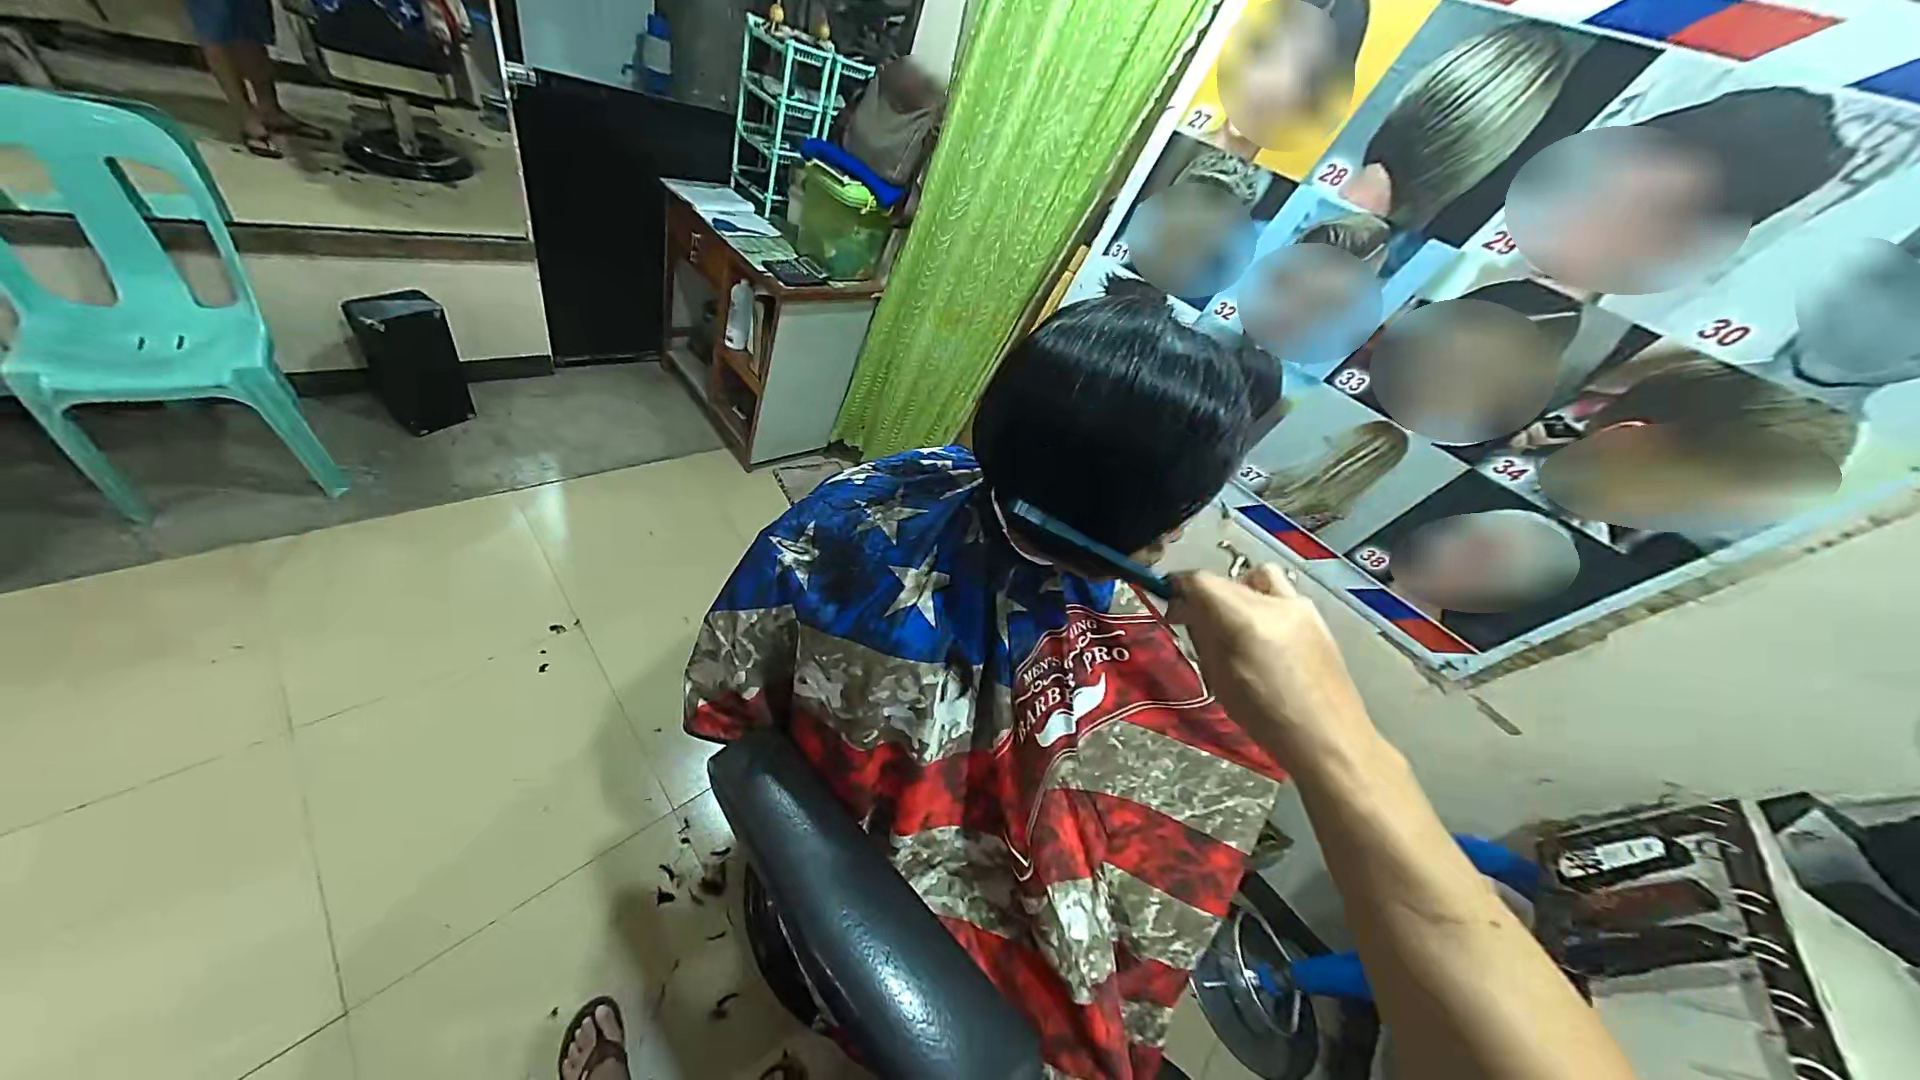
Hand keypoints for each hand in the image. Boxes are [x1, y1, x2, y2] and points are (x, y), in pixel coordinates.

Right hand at [1169, 564, 1376, 774]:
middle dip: (1204, 596)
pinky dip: (1260, 600)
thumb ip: (1203, 635)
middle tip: (1195, 622)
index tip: (1171, 608)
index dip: (1178, 588)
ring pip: (1253, 578)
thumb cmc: (1266, 718)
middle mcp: (1274, 603)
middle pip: (1224, 580)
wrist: (1328, 737)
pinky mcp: (1316, 616)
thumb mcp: (1219, 678)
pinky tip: (1261, 633)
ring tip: (1232, 622)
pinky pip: (1278, 592)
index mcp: (1245, 620)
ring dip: (1235, 591)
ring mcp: (1300, 606)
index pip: (1200, 581)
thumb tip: (1188, 611)